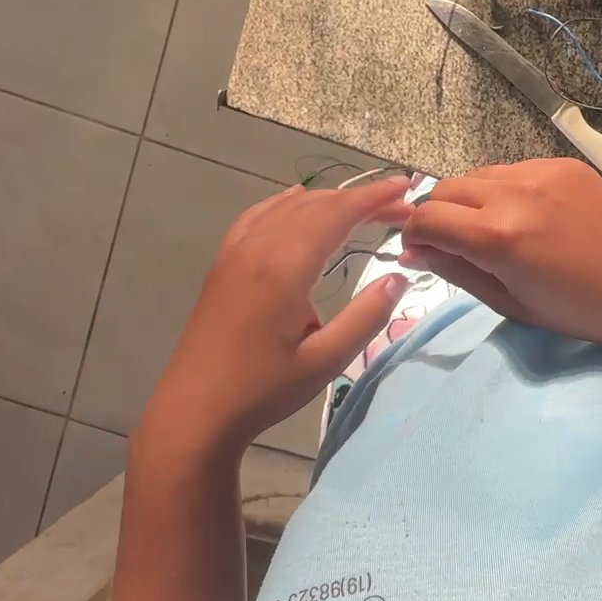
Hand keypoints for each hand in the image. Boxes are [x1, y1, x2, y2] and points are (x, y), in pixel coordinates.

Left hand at [141, 178, 414, 448]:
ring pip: (287, 207)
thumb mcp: (326, 360)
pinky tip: (296, 201)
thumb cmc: (263, 390)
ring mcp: (235, 254)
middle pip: (315, 205)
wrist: (193, 412)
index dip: (375, 198)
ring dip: (327, 200)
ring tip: (362, 206)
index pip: (337, 214)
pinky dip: (286, 203)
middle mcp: (258, 249)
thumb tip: (397, 278)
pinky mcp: (223, 266)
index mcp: (284, 268)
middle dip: (360, 199)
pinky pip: (257, 217)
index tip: (408, 187)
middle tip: (398, 206)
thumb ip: (366, 316)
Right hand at [400, 159, 601, 349]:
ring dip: (469, 200)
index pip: (427, 219)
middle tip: (453, 244)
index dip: (413, 235)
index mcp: (499, 237)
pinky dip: (504, 190)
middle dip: (437, 216)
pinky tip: (527, 216)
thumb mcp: (510, 303)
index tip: (419, 251)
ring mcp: (542, 172)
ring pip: (477, 175)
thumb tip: (412, 252)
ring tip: (493, 230)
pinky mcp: (562, 163)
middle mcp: (515, 194)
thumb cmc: (578, 309)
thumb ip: (456, 271)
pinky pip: (512, 169)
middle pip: (445, 189)